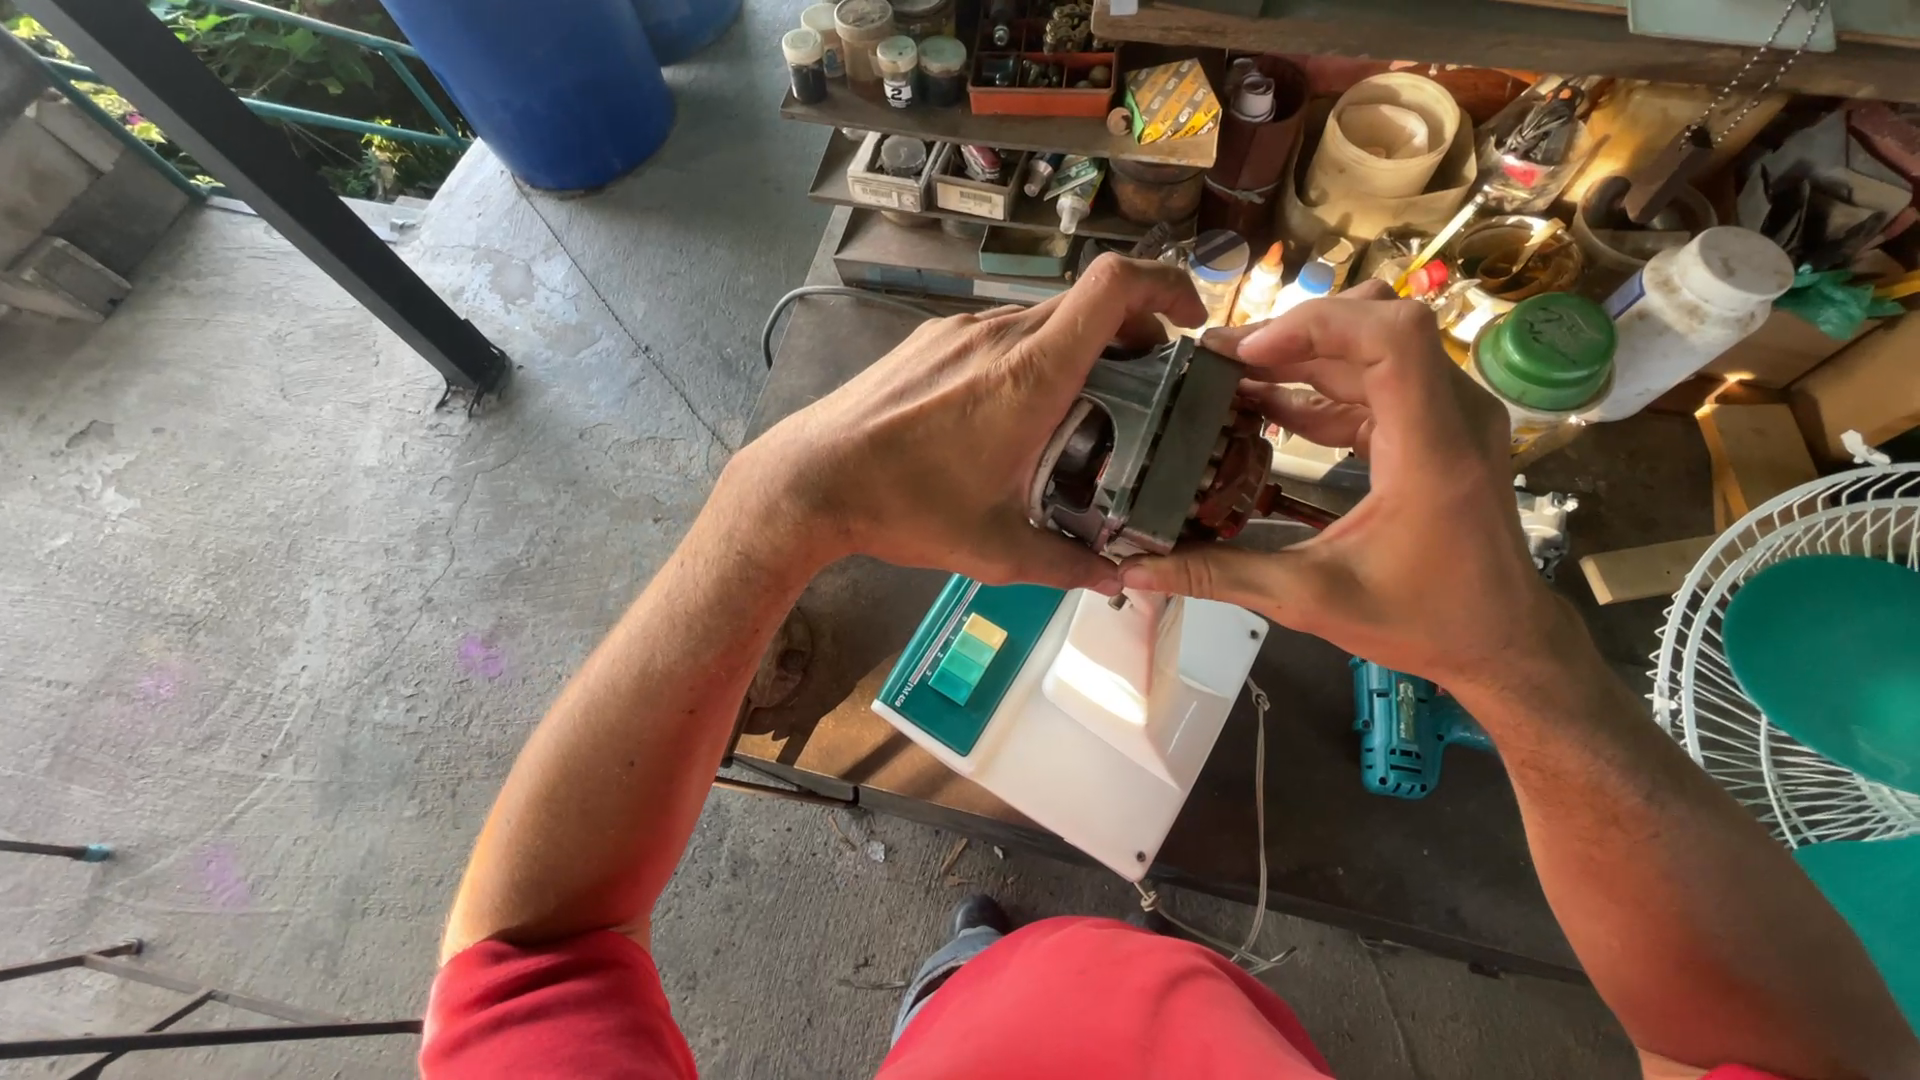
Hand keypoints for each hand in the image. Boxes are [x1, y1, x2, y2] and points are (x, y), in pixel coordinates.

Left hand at [731, 255, 1207, 591]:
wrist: (810, 481)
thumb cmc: (905, 510)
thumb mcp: (994, 549)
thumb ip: (1065, 565)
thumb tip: (1114, 582)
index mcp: (1031, 374)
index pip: (1114, 287)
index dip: (1166, 286)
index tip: (1189, 323)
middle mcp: (999, 335)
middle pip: (1086, 306)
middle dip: (1131, 337)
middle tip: (1144, 390)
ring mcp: (958, 331)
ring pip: (1041, 319)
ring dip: (1077, 349)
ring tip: (1078, 407)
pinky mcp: (928, 340)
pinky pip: (998, 332)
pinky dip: (1029, 355)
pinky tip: (1009, 410)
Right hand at [1119, 281, 1566, 694]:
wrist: (1500, 639)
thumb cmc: (1420, 621)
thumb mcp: (1310, 599)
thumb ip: (1219, 576)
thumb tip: (1136, 569)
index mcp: (1432, 449)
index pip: (1394, 338)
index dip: (1317, 326)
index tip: (1249, 353)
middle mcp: (1452, 415)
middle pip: (1374, 332)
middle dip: (1288, 337)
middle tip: (1213, 357)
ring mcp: (1449, 417)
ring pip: (1371, 351)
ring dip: (1298, 357)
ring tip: (1228, 374)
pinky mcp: (1435, 428)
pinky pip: (1374, 384)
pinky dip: (1317, 388)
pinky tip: (1264, 405)